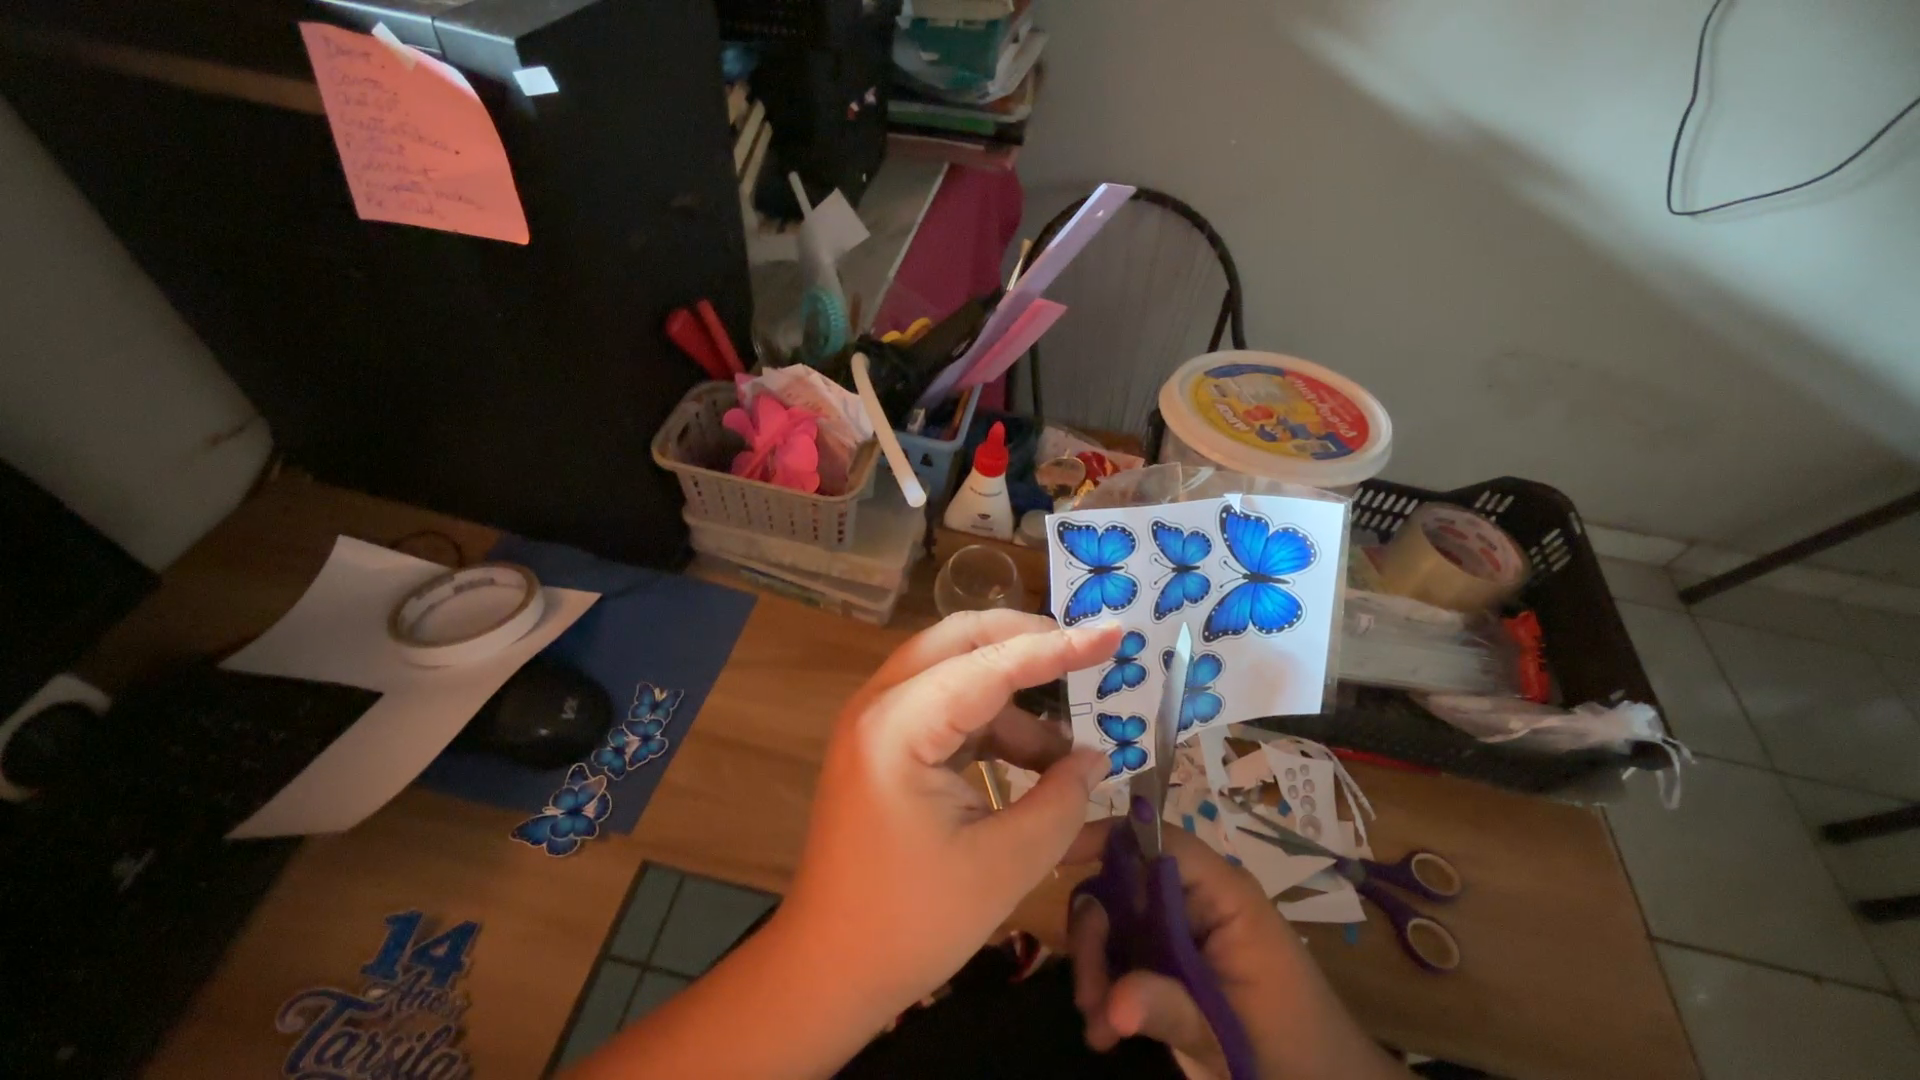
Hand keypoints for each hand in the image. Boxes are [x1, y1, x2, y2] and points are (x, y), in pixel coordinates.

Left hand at [780, 610, 1122, 1014]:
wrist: (828, 969)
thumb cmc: (911, 923)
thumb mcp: (1004, 865)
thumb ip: (1060, 800)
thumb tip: (1095, 758)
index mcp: (899, 727)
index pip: (990, 664)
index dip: (1058, 648)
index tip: (1116, 634)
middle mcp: (878, 706)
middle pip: (959, 641)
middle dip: (1026, 642)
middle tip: (1088, 655)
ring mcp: (874, 723)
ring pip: (952, 670)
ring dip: (1012, 694)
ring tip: (1068, 744)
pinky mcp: (881, 746)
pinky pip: (943, 707)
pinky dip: (990, 722)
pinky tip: (1032, 759)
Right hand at [1069, 824, 1407, 1079]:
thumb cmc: (1298, 1054)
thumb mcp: (1230, 1033)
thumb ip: (1170, 1008)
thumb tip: (1109, 1001)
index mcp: (1225, 896)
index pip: (1158, 841)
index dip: (1106, 837)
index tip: (1055, 857)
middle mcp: (1200, 901)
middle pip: (1125, 884)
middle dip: (1096, 934)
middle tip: (1088, 996)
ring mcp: (1186, 931)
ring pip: (1119, 921)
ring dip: (1099, 968)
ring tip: (1099, 1027)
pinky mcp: (1177, 961)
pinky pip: (1130, 954)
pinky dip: (1111, 986)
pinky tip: (1107, 1030)